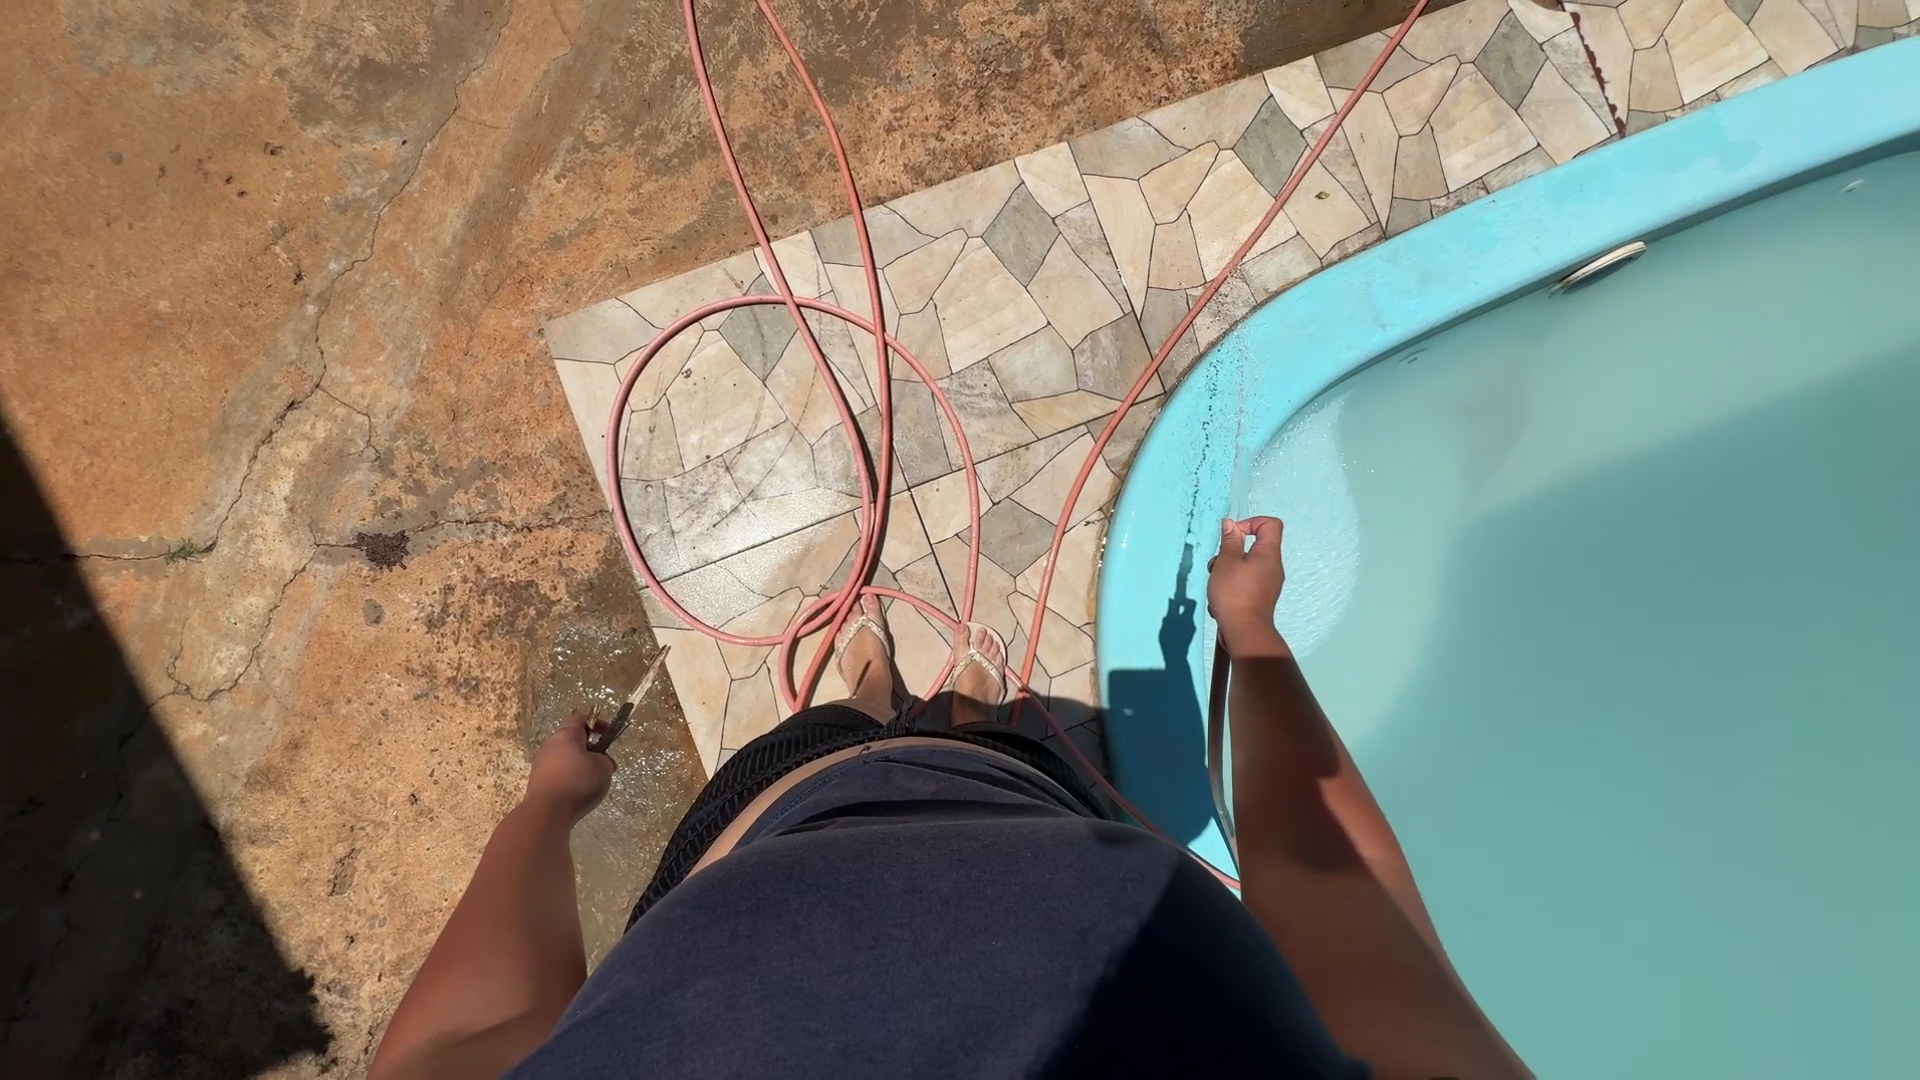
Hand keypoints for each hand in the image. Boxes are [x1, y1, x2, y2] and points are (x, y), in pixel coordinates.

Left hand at [524, 710, 616, 823]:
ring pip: (565, 759)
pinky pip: (558, 775)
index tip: (608, 734)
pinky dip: (570, 779)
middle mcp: (550, 746)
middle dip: (590, 749)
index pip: (580, 719)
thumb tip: (598, 762)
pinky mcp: (538, 783)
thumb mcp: (604, 767)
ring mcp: (541, 766)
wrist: (547, 812)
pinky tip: (579, 793)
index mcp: (566, 735)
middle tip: (604, 762)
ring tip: (593, 781)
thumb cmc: (579, 781)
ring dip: (580, 765)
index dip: (596, 723)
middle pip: (572, 740)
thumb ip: (604, 759)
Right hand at [1207, 516, 1288, 656]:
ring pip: (1247, 564)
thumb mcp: (1226, 562)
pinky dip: (1232, 583)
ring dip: (1228, 568)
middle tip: (1219, 564)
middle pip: (1254, 545)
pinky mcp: (1260, 596)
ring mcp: (1268, 583)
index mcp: (1269, 554)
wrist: (1244, 630)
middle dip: (1231, 550)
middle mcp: (1273, 566)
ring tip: (1216, 582)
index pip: (1270, 524)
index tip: (1233, 535)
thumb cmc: (1234, 592)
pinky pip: (1246, 580)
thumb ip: (1229, 541)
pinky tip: (1220, 597)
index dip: (1251, 522)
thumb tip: (1231, 524)